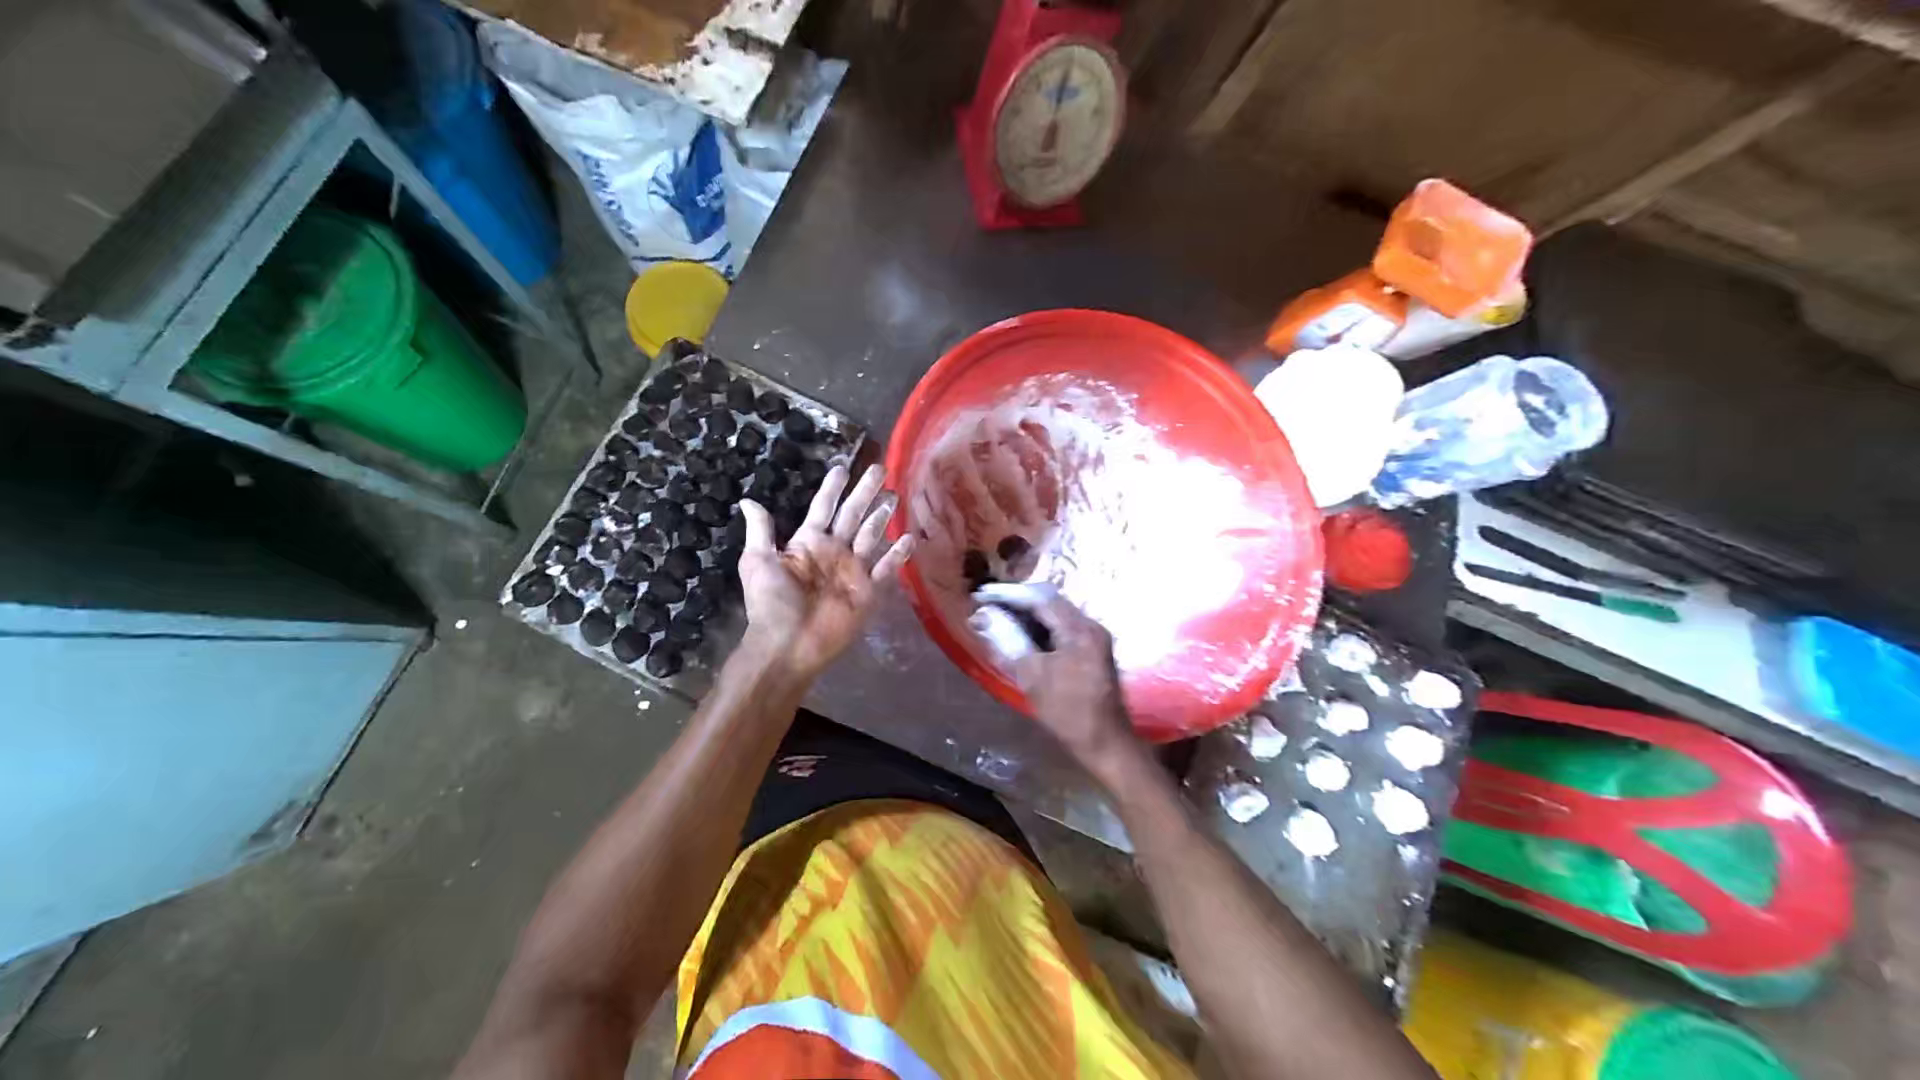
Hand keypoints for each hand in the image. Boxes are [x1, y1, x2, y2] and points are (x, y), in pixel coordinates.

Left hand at [737, 464, 912, 680]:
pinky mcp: (869, 590)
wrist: (789, 645)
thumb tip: (748, 500)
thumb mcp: (758, 562)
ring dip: (882, 516)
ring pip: (872, 535)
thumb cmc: (771, 604)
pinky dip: (898, 554)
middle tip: (878, 469)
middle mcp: (833, 551)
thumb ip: (760, 531)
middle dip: (865, 492)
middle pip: (853, 514)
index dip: (832, 488)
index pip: (823, 507)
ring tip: (893, 496)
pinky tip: (908, 537)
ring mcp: (853, 570)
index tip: (842, 467)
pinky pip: (886, 568)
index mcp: (807, 542)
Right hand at [975, 585, 1140, 780]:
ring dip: (1027, 612)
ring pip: (1055, 612)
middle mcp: (1090, 624)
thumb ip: (1007, 640)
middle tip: (987, 604)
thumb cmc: (1068, 713)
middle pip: (1049, 599)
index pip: (1039, 597)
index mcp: (1079, 629)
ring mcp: (1094, 636)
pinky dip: (1040, 626)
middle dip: (1016, 600)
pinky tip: (1021, 634)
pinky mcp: (1093, 649)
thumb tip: (983, 615)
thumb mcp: (1031, 676)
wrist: (1106, 744)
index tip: (980, 596)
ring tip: (998, 616)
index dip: (1007, 594)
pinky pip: (1062, 626)